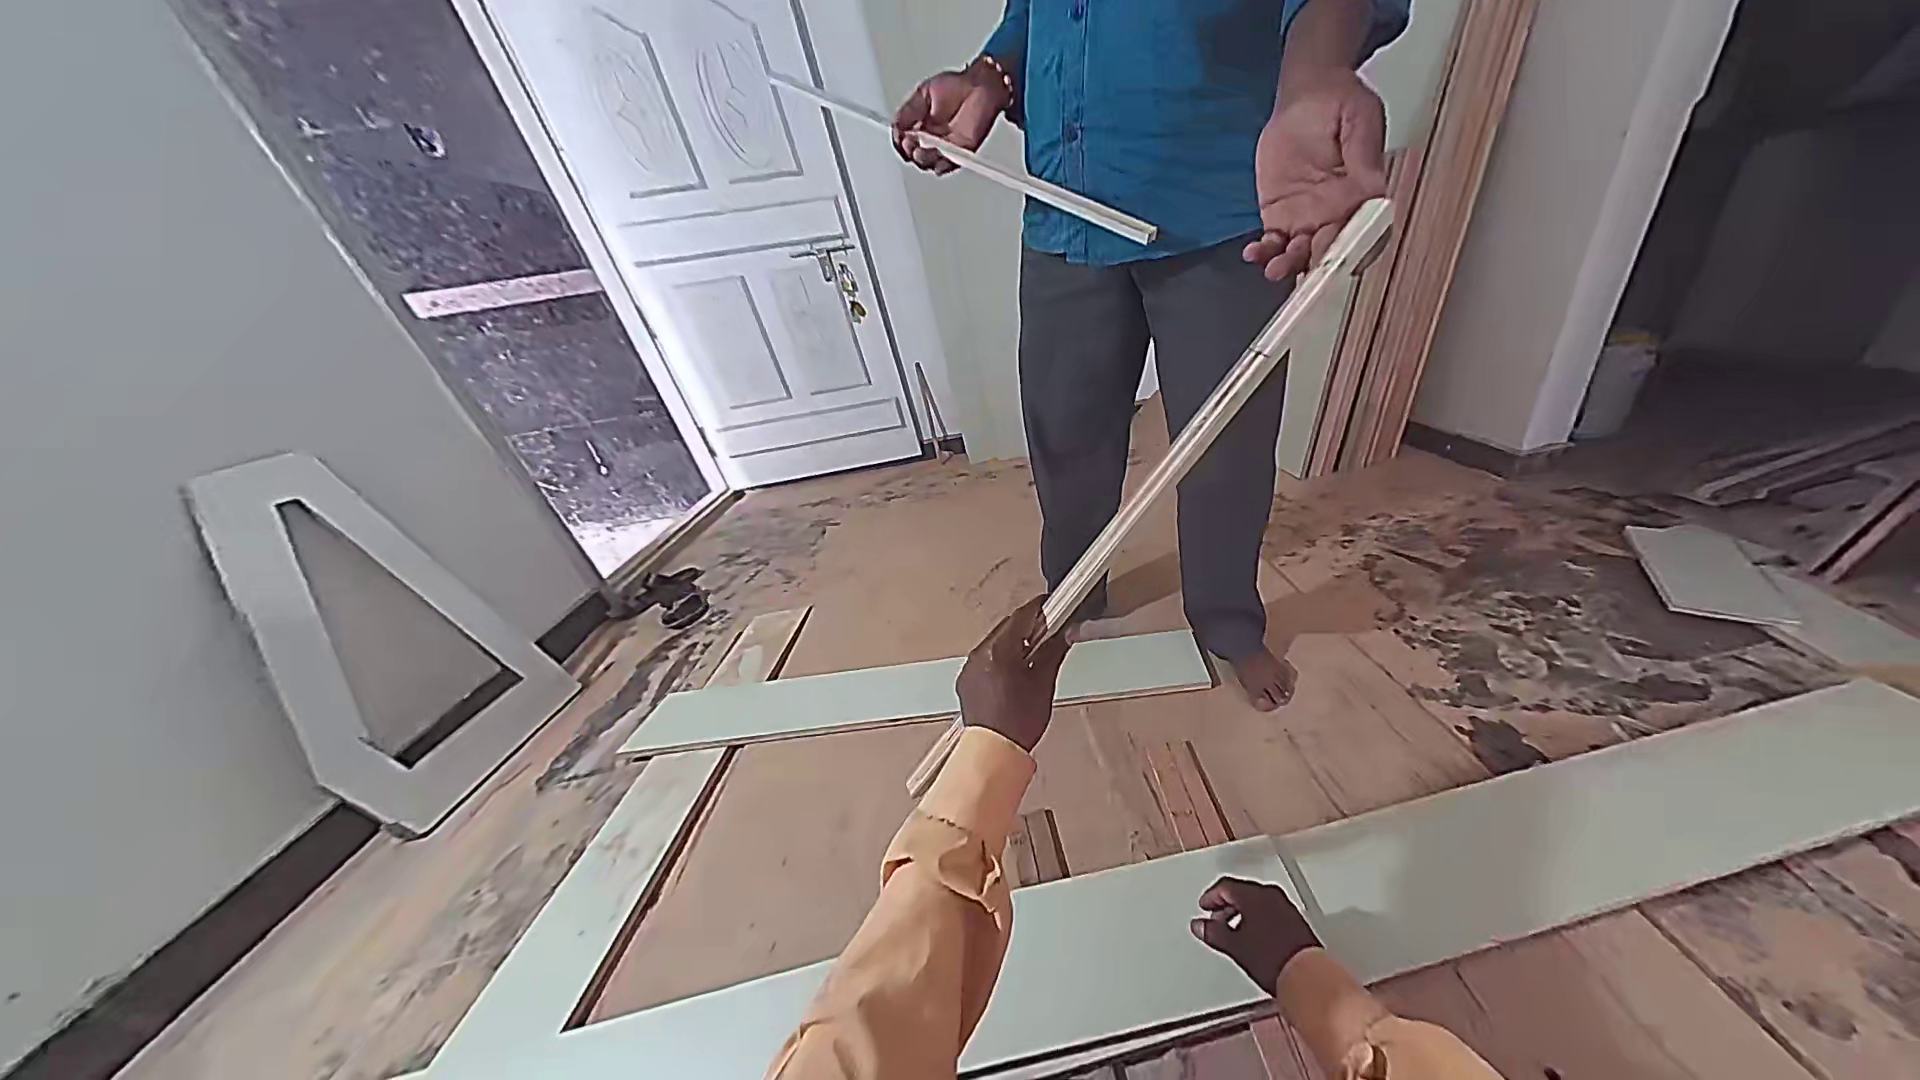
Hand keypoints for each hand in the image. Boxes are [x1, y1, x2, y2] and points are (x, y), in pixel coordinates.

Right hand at [891, 58, 1010, 174]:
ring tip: (919, 150)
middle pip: (915, 157)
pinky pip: (949, 164)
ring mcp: (946, 149)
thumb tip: (895, 125)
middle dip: (909, 151)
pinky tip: (936, 158)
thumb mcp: (924, 93)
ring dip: (923, 159)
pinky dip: (941, 164)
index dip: (899, 141)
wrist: (981, 86)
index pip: (905, 143)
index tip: (898, 134)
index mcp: (921, 128)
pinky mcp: (960, 153)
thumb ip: (909, 111)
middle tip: (908, 142)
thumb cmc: (957, 86)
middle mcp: (933, 141)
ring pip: (930, 163)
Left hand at [956, 596, 1070, 751]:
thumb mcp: (1043, 682)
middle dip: (1027, 626)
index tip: (1050, 606)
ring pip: (995, 642)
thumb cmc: (1017, 723)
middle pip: (1007, 627)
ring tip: (1033, 652)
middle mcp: (980, 654)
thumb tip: (1064, 633)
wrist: (993, 751)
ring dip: (1014, 642)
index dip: (1039, 608)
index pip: (1021, 616)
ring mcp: (970, 667)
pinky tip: (1014, 668)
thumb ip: (1054, 651)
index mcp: (999, 650)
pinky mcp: (966, 680)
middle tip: (1047, 629)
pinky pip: (985, 658)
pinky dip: (1000, 657)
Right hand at [1190, 876, 1320, 993]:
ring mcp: (1286, 908)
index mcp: (1253, 894)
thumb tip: (1200, 926)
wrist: (1309, 980)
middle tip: (1217, 919)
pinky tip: (1257, 939)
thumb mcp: (1234, 946)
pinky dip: (1259, 920)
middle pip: (1242, 892)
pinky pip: (1272, 913)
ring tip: (1236, 932)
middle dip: (1226, 905)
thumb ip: (1213, 932)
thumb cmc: (1275, 959)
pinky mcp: (1298, 923)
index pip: (1225, 886)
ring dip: (1243, 913)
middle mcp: (1271, 896)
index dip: (1211, 897)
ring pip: (1258, 903)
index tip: (1205, 906)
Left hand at [1245, 69, 1386, 280]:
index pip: (1365, 232)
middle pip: (1327, 251)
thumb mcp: (1360, 120)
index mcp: (1363, 194)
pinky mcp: (1279, 217)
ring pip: (1297, 254)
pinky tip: (1254, 252)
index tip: (1343, 257)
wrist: (1305, 97)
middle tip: (1304, 267)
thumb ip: (1363, 156)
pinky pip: (1271, 242)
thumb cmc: (1339, 103)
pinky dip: (1263, 252)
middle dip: (1316, 266)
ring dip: (1287, 265)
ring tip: (1275, 268)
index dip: (1356, 251)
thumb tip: (1374, 189)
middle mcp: (1335, 213)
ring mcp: (1305, 219)